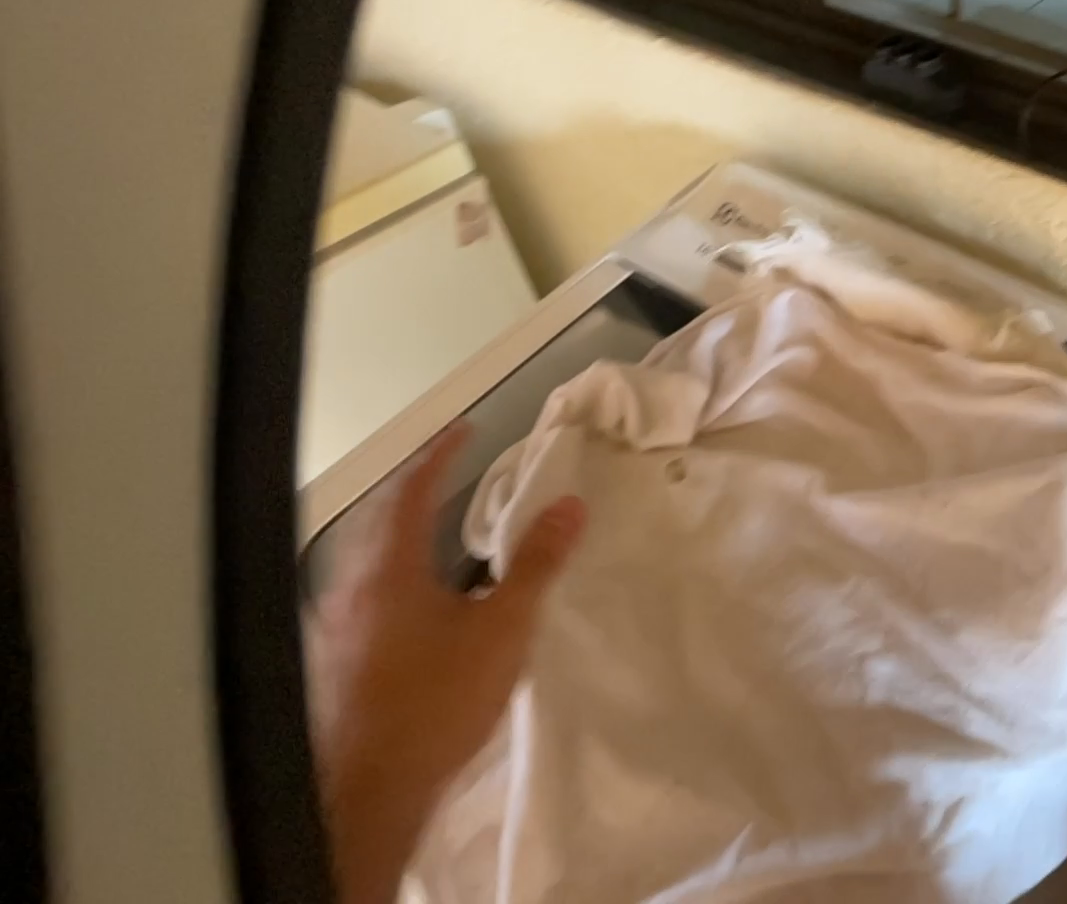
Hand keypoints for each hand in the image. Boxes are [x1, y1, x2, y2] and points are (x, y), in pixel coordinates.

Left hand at [306, 424, 585, 903]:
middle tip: (456, 472)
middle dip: (418, 490)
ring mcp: (340, 627)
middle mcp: (353, 591)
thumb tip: (569, 506)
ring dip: (408, 532)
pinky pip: (372, 592)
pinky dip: (402, 570)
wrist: (368, 793)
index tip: (466, 430)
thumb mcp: (504, 626)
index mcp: (389, 572)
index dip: (440, 457)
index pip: (411, 494)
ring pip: (373, 560)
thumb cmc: (439, 699)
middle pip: (382, 522)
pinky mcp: (341, 660)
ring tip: (447, 527)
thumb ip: (537, 563)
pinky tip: (428, 598)